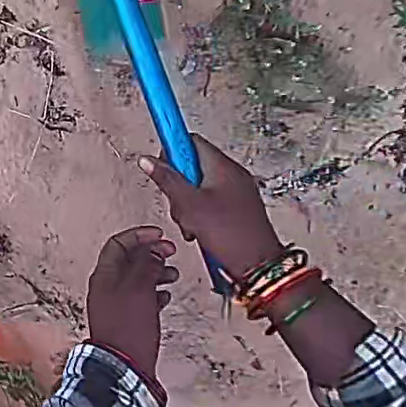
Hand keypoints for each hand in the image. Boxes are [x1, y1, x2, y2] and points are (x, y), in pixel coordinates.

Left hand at [85, 226, 179, 383]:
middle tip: (169, 252)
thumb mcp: (139, 290)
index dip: (138, 236)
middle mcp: (106, 286)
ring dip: (154, 272)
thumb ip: (146, 266)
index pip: (118, 244)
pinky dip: (153, 292)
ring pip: (135, 278)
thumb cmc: (128, 329)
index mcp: (104, 275)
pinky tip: (165, 296)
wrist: (124, 367)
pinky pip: (140, 297)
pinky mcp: (126, 319)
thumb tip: (153, 250)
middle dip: (149, 252)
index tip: (158, 235)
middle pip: (127, 259)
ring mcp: (115, 302)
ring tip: (172, 274)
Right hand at [138, 134, 283, 277]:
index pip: (191, 141)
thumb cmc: (230, 235)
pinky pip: (207, 198)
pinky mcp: (235, 206)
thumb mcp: (188, 204)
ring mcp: (235, 191)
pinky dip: (197, 209)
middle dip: (177, 182)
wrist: (258, 266)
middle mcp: (232, 175)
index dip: (172, 150)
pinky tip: (197, 226)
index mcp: (223, 168)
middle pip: (192, 164)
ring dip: (185, 200)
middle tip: (177, 199)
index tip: (161, 161)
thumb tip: (147, 161)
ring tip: (189, 218)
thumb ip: (166, 179)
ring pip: (197, 184)